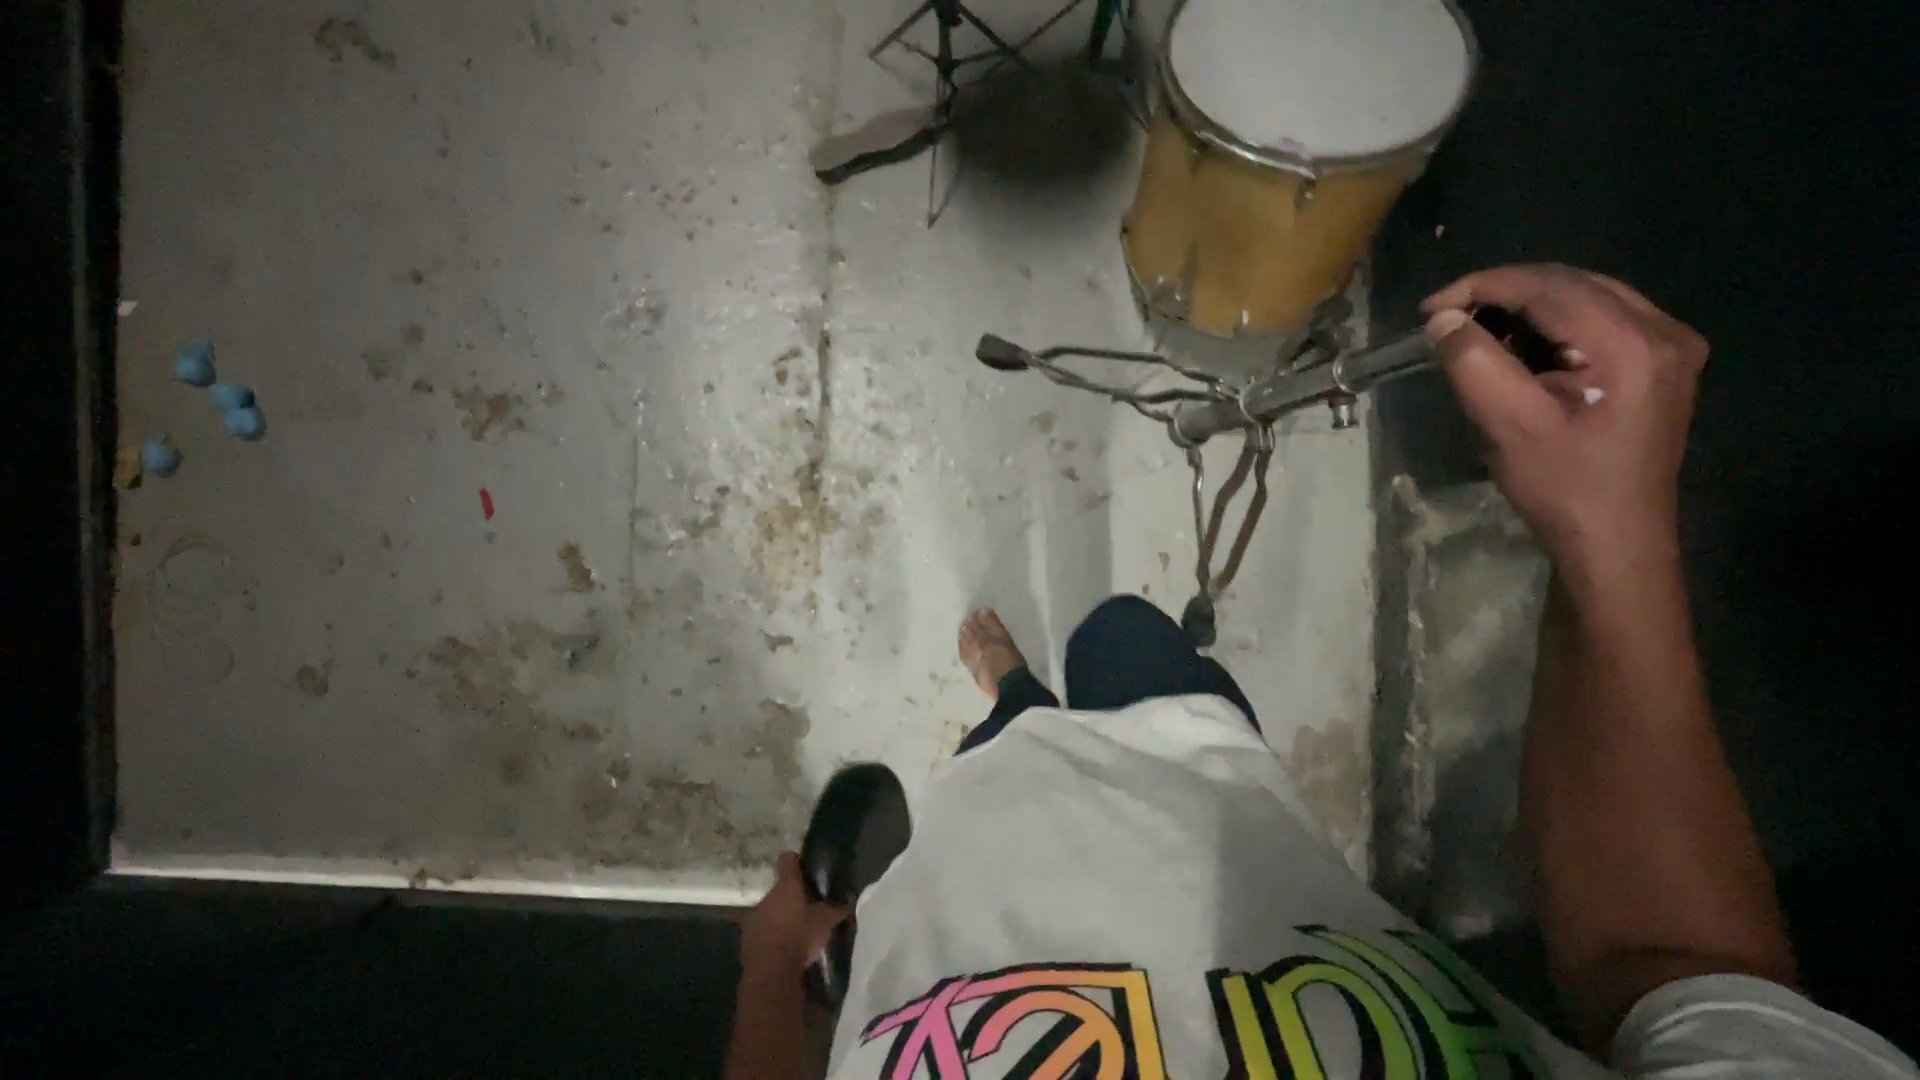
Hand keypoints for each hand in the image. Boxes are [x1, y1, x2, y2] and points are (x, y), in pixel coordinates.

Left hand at [740, 851, 849, 980]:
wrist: (771, 973)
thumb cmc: (801, 938)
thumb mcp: (826, 922)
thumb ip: (837, 909)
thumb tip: (848, 902)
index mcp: (787, 885)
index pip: (787, 860)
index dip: (796, 860)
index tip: (804, 867)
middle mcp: (767, 895)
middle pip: (780, 888)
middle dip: (792, 897)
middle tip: (807, 908)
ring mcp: (754, 916)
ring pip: (770, 909)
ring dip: (780, 916)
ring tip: (795, 931)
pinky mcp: (747, 937)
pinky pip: (762, 928)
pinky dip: (771, 933)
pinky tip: (782, 947)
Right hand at [1421, 264, 1707, 564]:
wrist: (1615, 541)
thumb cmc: (1562, 486)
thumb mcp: (1507, 425)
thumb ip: (1473, 362)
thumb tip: (1443, 320)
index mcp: (1632, 344)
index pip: (1549, 287)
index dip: (1483, 287)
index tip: (1429, 309)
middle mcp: (1663, 331)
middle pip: (1571, 284)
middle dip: (1502, 293)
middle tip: (1446, 319)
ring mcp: (1669, 347)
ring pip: (1586, 298)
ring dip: (1525, 307)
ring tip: (1475, 333)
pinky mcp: (1660, 365)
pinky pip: (1600, 321)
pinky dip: (1551, 325)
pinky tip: (1517, 347)